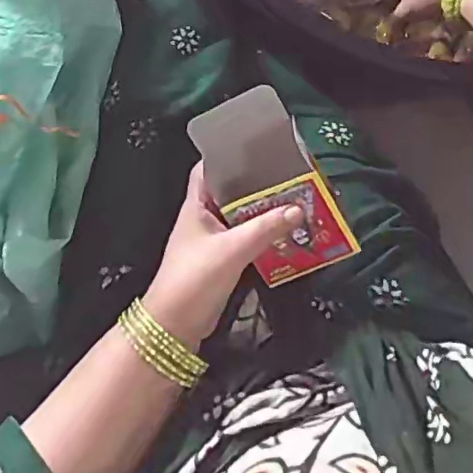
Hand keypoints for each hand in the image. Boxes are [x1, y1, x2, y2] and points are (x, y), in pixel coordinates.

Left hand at [141, 163, 303, 346]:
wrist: (175, 325)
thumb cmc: (194, 278)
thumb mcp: (232, 249)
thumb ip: (265, 229)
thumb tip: (297, 209)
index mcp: (196, 205)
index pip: (208, 168)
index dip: (227, 154)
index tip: (255, 146)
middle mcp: (203, 217)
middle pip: (232, 191)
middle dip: (257, 184)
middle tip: (287, 174)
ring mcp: (213, 239)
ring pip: (241, 216)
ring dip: (264, 211)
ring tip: (294, 200)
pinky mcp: (222, 259)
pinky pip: (246, 238)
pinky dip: (264, 234)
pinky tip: (286, 232)